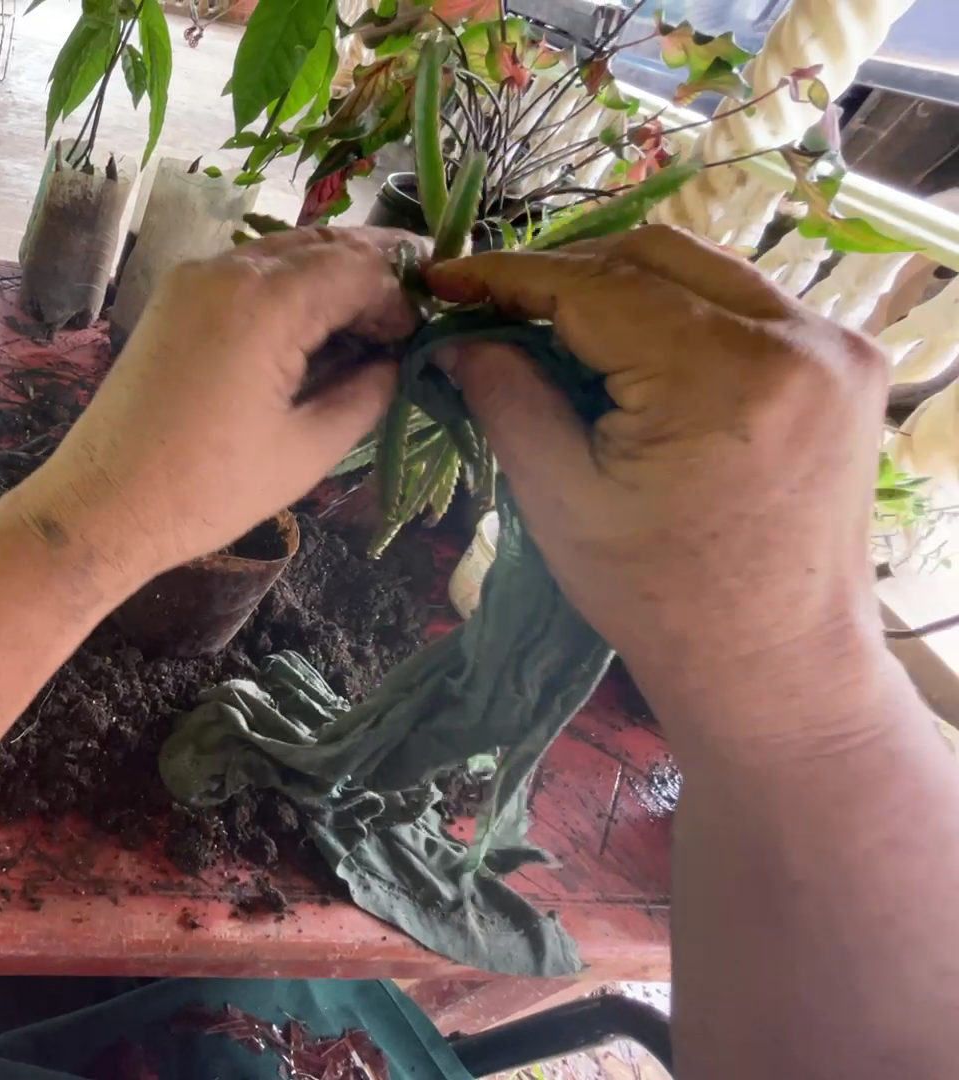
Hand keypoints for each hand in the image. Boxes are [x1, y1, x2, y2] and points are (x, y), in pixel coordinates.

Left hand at [18, 226, 421, 577]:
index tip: (421, 337)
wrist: (102, 506)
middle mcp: (223, 270)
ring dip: (326, 281)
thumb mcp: (305, 449)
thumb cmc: (205, 491)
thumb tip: (396, 363)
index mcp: (264, 300)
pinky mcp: (167, 304)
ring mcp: (187, 282)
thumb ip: (366, 394)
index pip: (361, 267)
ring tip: (361, 327)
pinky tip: (303, 330)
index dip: (401, 297)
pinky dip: (281, 294)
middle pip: (321, 248)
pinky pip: (241, 279)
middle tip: (408, 315)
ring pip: (280, 257)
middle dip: (371, 276)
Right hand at [429, 226, 888, 727]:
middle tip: (481, 304)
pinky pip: (730, 305)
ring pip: (697, 271)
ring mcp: (832, 347)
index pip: (595, 288)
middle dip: (555, 272)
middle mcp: (799, 338)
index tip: (439, 277)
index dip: (505, 277)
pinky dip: (656, 310)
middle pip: (653, 259)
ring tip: (533, 324)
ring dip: (606, 286)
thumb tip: (456, 340)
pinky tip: (608, 348)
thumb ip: (508, 400)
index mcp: (723, 375)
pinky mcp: (838, 367)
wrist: (767, 653)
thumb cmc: (649, 589)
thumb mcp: (556, 496)